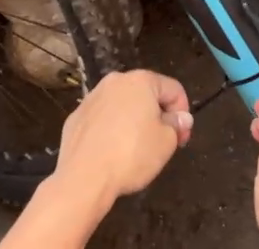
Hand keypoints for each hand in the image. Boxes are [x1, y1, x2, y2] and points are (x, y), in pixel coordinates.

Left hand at [55, 69, 193, 201]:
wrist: (83, 179)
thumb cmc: (131, 155)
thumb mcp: (166, 143)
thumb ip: (176, 125)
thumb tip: (180, 118)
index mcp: (141, 80)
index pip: (173, 89)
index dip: (183, 114)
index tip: (181, 138)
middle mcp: (115, 81)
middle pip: (146, 95)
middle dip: (157, 116)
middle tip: (161, 143)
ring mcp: (91, 98)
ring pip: (121, 106)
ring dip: (133, 122)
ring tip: (135, 150)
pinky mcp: (75, 118)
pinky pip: (101, 120)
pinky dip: (110, 131)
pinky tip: (111, 153)